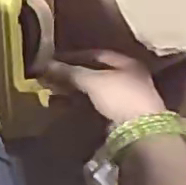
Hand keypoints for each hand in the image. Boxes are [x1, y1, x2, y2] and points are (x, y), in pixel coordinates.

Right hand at [39, 50, 166, 124]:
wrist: (140, 130)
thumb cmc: (120, 96)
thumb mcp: (93, 80)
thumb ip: (70, 72)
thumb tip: (46, 64)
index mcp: (127, 62)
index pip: (96, 54)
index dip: (74, 56)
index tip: (54, 59)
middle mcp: (127, 76)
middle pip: (94, 72)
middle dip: (71, 74)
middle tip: (50, 76)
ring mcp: (123, 96)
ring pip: (93, 89)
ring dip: (73, 89)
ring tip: (53, 90)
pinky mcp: (118, 114)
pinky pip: (94, 103)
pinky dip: (79, 102)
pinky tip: (65, 103)